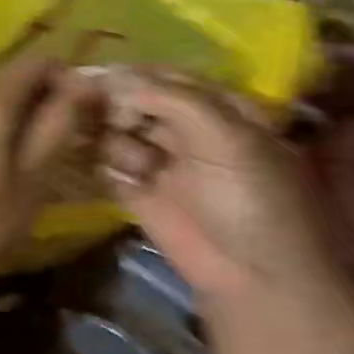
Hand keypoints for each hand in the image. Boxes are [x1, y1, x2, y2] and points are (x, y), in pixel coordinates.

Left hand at [0, 53, 100, 299]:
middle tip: (82, 129)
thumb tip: (88, 84)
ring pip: (7, 91)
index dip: (72, 78)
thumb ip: (62, 121)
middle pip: (22, 73)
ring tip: (60, 144)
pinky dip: (15, 119)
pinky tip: (28, 153)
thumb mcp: (37, 171)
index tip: (93, 111)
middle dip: (56, 91)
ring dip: (37, 107)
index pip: (41, 60)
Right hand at [100, 70, 333, 300]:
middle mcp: (183, 127)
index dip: (133, 75)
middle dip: (117, 107)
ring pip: (114, 129)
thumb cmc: (251, 201)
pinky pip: (104, 162)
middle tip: (119, 124)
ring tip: (138, 168)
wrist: (252, 278)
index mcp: (216, 107)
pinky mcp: (134, 189)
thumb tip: (114, 76)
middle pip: (132, 100)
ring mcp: (157, 158)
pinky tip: (124, 180)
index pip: (164, 76)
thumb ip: (172, 99)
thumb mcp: (226, 138)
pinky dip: (104, 165)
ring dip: (116, 141)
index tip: (101, 79)